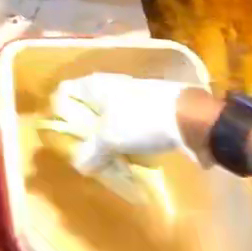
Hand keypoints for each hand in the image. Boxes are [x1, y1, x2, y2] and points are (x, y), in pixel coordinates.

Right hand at [52, 72, 207, 173]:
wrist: (192, 118)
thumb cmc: (142, 121)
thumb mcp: (109, 140)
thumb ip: (90, 152)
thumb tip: (79, 165)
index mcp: (95, 85)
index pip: (66, 90)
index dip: (59, 109)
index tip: (60, 132)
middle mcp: (111, 86)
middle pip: (88, 105)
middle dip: (83, 126)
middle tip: (80, 149)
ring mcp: (133, 96)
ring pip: (109, 115)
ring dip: (105, 134)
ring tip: (103, 156)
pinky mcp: (151, 108)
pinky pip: (129, 123)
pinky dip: (124, 137)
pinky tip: (127, 153)